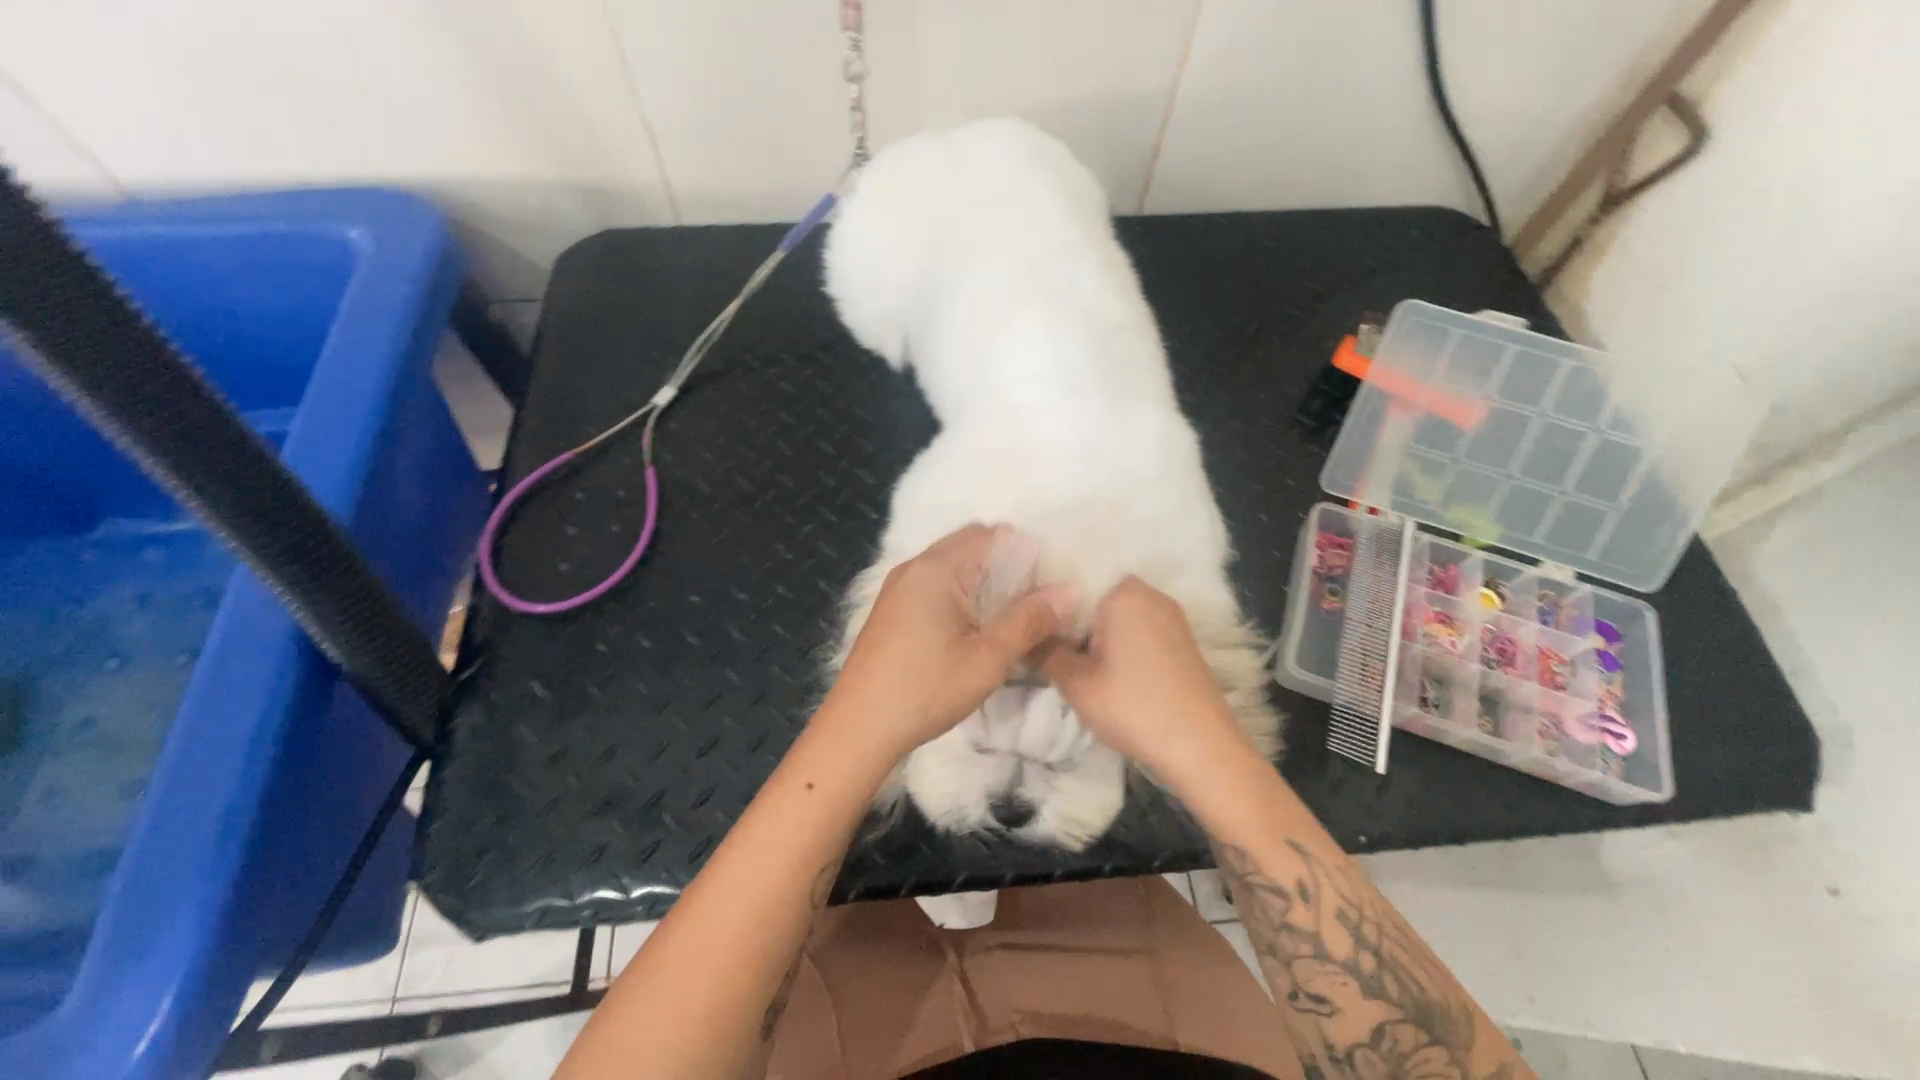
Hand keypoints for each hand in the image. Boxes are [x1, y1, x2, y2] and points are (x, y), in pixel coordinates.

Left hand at [826, 525, 1076, 761]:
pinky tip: (976, 630)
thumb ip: (1029, 620)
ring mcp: (898, 588)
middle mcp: (914, 567)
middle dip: (1007, 567)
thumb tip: (1069, 591)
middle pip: (970, 546)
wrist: (858, 727)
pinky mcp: (892, 610)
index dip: (1025, 553)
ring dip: (985, 584)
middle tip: (1034, 604)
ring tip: (1011, 619)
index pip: (990, 535)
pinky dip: (961, 597)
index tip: (1048, 587)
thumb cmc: (925, 690)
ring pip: (953, 568)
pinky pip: (935, 586)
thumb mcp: (987, 659)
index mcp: (936, 568)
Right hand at [1039, 576, 1253, 777]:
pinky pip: (1135, 628)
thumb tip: (1019, 632)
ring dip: (1091, 633)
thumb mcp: (1076, 683)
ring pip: (1115, 614)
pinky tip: (1099, 668)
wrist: (1201, 747)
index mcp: (1124, 591)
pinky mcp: (1179, 639)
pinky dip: (1115, 643)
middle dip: (1068, 618)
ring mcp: (1169, 616)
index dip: (1044, 599)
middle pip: (1094, 595)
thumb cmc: (1133, 707)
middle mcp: (1150, 593)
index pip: (1071, 578)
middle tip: (1037, 641)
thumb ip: (1043, 650)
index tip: (1021, 619)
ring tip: (1063, 657)